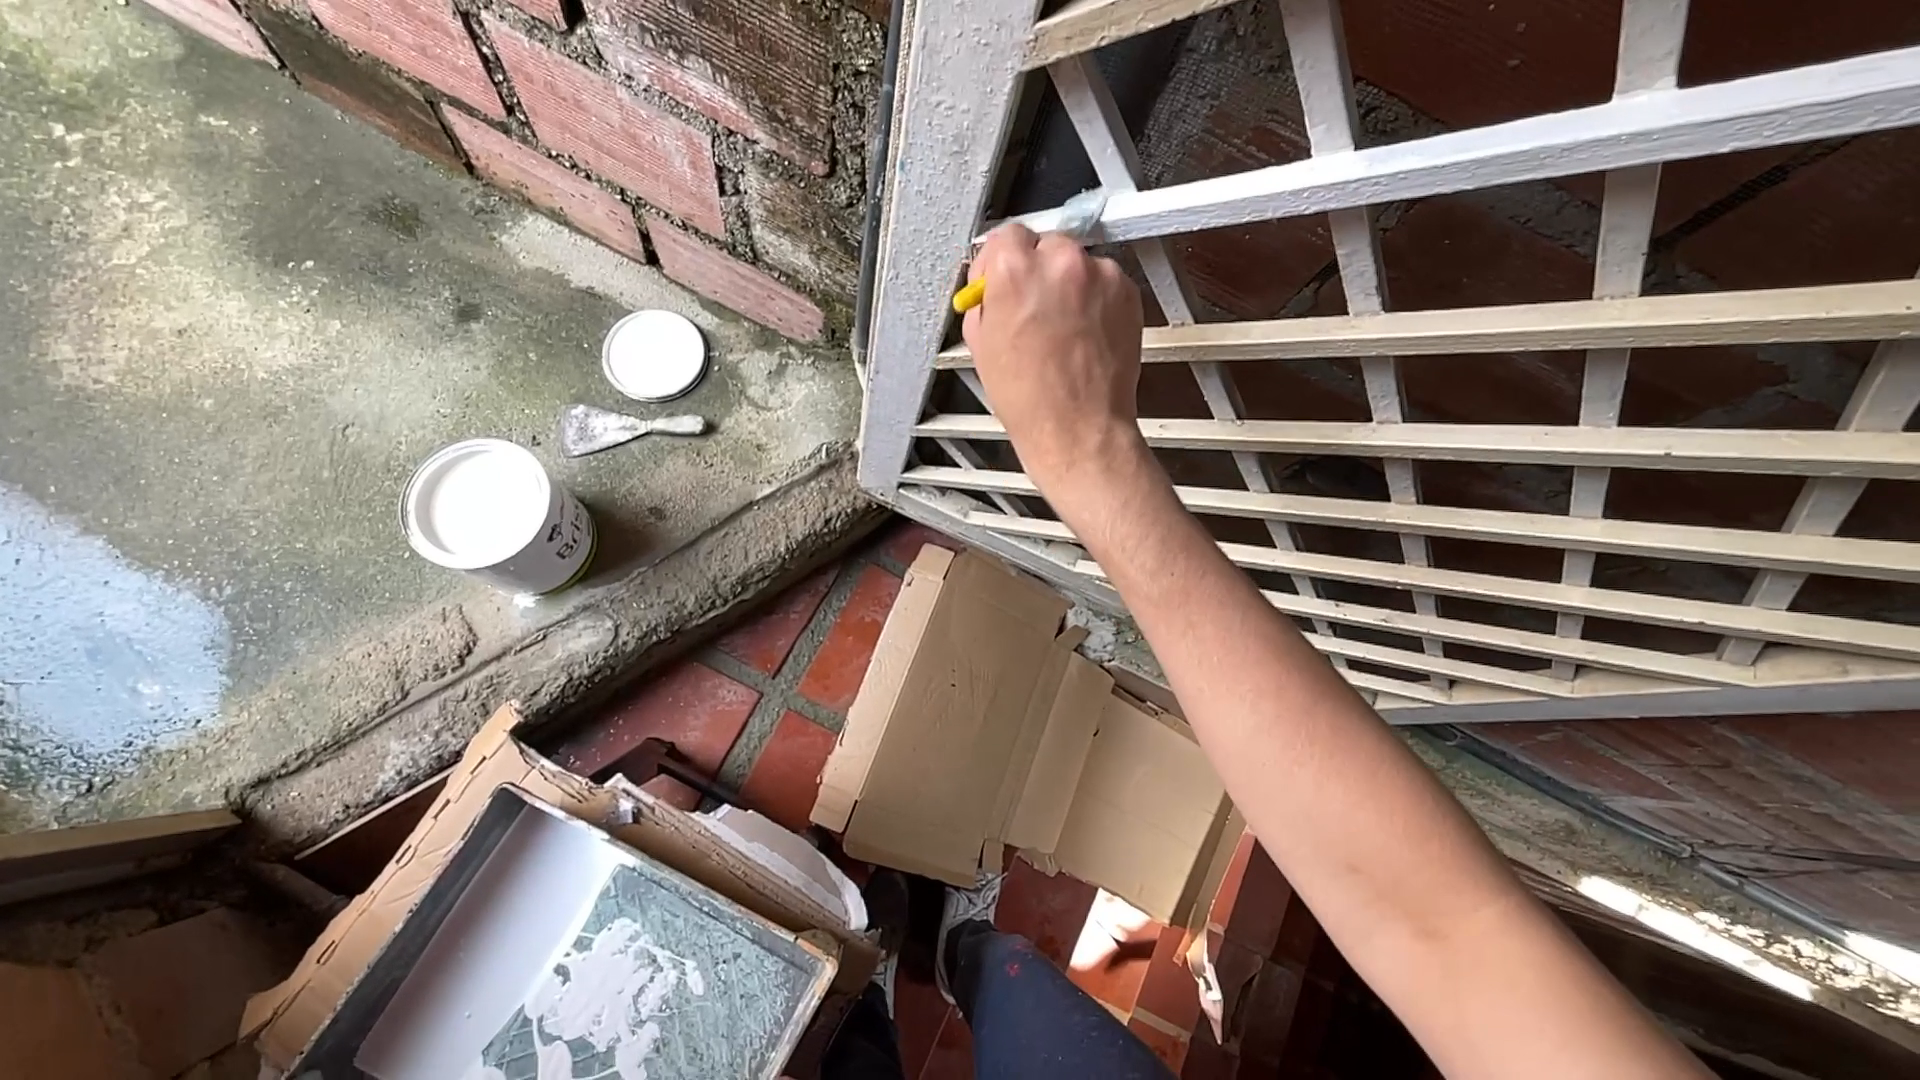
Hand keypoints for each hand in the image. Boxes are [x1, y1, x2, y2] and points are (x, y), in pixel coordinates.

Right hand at [960, 224, 1148, 504]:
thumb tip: (988, 289)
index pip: (1004, 236)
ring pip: (1076, 264)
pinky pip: (1104, 282)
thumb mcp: (981, 345)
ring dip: (1068, 286)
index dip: (999, 262)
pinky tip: (1083, 334)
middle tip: (1032, 310)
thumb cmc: (1031, 398)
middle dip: (1037, 272)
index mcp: (1014, 269)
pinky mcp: (1127, 291)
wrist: (1078, 428)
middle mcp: (1059, 261)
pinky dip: (1096, 300)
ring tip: (1061, 330)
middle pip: (1044, 245)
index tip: (1000, 280)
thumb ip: (984, 302)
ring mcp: (1099, 274)